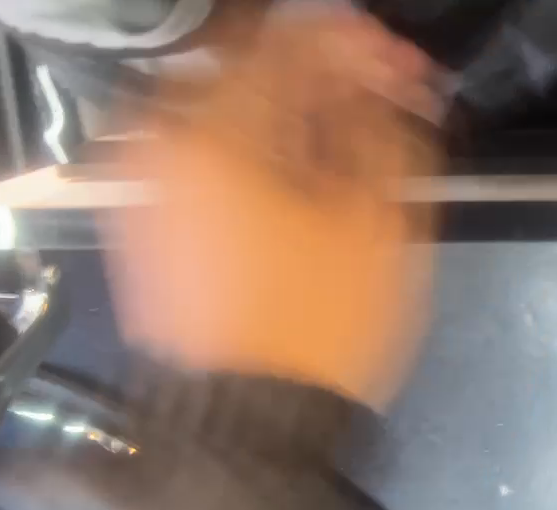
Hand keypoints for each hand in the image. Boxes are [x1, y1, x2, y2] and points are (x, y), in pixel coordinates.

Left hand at [105, 12, 439, 409]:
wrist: (254, 417)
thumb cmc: (323, 330)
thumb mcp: (379, 234)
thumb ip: (388, 143)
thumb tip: (394, 91)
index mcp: (217, 132)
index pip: (292, 45)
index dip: (360, 48)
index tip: (406, 66)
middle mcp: (161, 138)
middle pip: (251, 71)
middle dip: (328, 79)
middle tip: (387, 101)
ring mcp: (149, 180)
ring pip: (230, 114)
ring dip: (297, 117)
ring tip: (356, 146)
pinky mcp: (154, 219)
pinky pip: (212, 157)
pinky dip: (264, 153)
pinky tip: (308, 182)